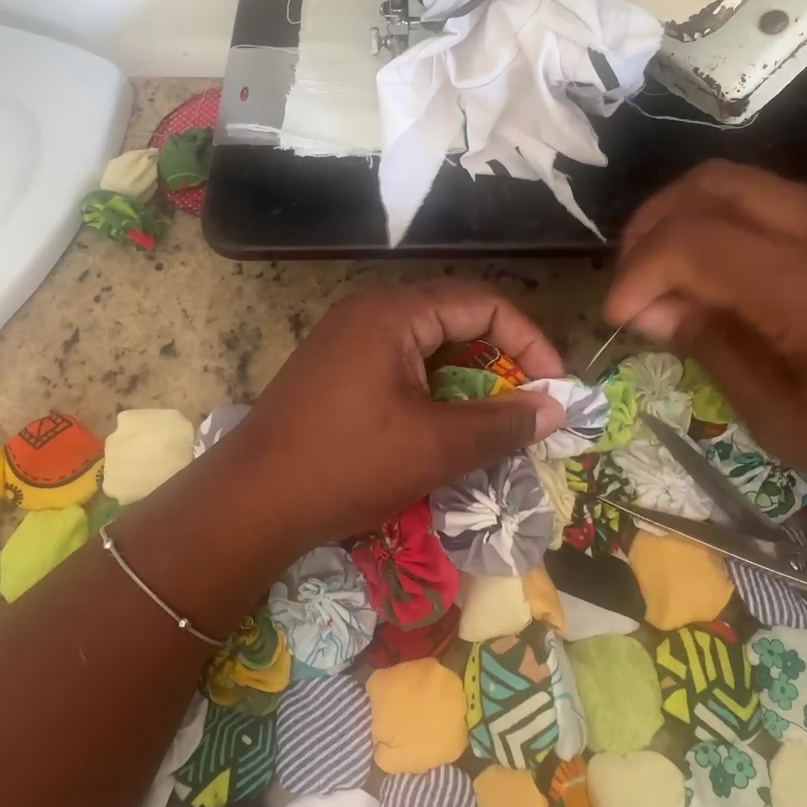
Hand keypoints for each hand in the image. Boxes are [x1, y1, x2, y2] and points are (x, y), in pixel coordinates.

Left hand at [211, 281, 566, 551]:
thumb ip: (501, 424)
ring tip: (491, 421)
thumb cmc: (346, 465)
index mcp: (393, 313)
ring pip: (428, 345)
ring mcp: (346, 340)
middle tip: (527, 405)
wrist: (249, 504)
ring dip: (468, 378)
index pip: (482, 302)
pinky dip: (434, 389)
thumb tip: (556, 409)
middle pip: (455, 318)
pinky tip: (442, 427)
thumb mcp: (435, 448)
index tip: (553, 389)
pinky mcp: (334, 370)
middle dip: (501, 359)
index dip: (528, 341)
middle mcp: (369, 313)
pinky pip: (400, 364)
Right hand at [603, 161, 806, 515]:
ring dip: (689, 219)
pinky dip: (731, 226)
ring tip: (668, 278)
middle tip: (633, 281)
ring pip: (746, 183)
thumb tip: (652, 308)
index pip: (693, 240)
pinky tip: (724, 278)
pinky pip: (780, 204)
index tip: (617, 317)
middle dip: (653, 225)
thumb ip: (710, 347)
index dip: (637, 272)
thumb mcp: (778, 418)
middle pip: (713, 184)